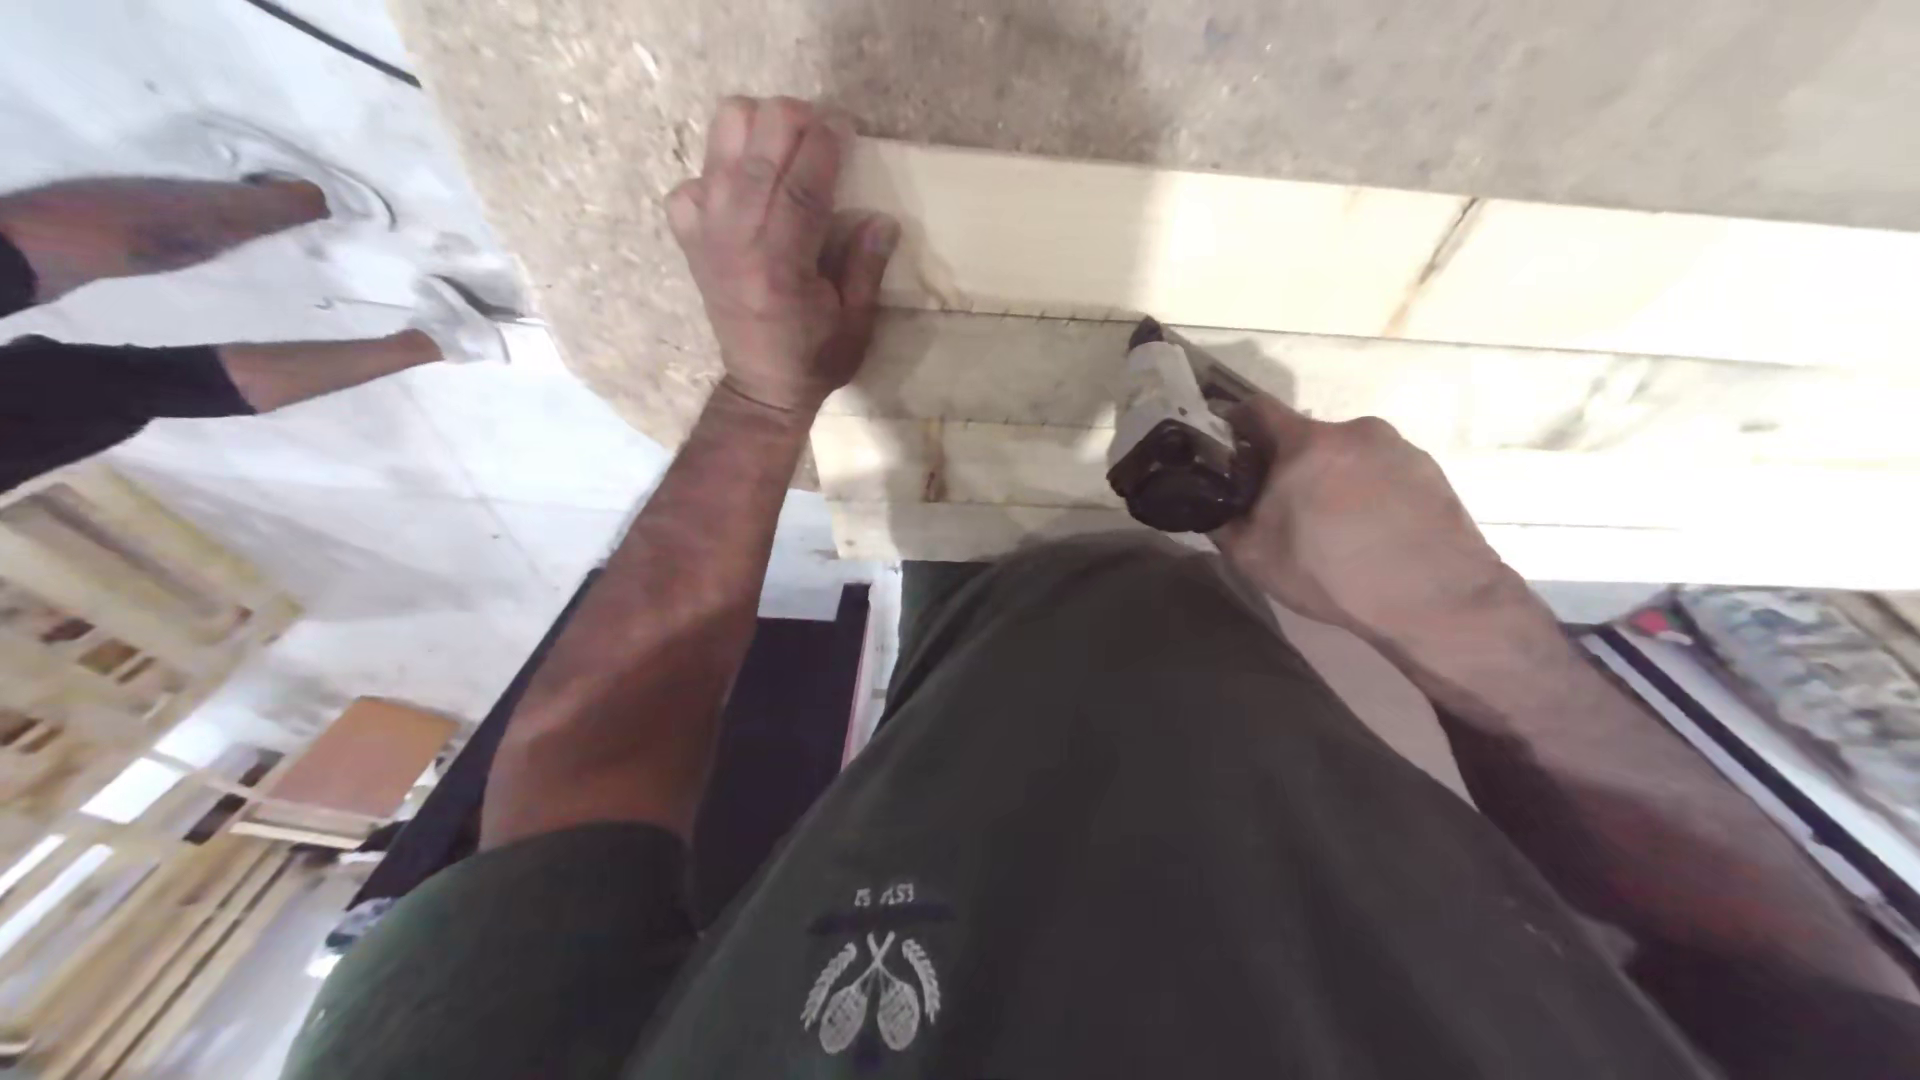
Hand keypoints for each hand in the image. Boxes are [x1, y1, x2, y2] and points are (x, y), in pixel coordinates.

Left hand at [666, 96, 900, 415]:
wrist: (761, 387)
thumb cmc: (816, 359)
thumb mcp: (857, 323)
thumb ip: (866, 267)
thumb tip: (882, 217)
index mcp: (781, 268)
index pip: (801, 184)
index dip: (826, 144)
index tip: (846, 125)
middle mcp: (735, 241)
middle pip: (755, 146)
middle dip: (791, 120)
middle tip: (819, 129)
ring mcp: (705, 234)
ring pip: (719, 143)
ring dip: (755, 128)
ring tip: (784, 144)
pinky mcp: (688, 237)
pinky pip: (694, 178)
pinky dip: (718, 167)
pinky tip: (746, 189)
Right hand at [1213, 395, 1532, 649]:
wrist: (1435, 601)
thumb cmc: (1331, 574)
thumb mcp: (1252, 556)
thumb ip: (1220, 521)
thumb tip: (1210, 506)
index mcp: (1307, 443)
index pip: (1257, 407)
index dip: (1235, 422)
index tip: (1229, 448)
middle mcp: (1355, 431)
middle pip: (1303, 435)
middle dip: (1285, 462)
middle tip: (1281, 504)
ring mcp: (1399, 448)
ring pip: (1344, 453)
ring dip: (1329, 476)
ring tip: (1330, 523)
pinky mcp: (1431, 470)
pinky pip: (1380, 469)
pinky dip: (1365, 489)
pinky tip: (1367, 531)